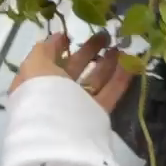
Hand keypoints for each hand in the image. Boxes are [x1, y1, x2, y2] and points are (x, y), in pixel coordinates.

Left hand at [12, 32, 131, 111]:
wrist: (59, 131)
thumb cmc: (42, 94)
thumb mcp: (35, 66)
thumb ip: (44, 51)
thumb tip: (56, 37)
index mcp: (34, 84)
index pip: (47, 63)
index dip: (57, 48)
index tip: (72, 34)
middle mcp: (55, 95)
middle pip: (74, 70)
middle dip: (88, 52)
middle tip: (105, 35)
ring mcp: (77, 105)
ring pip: (94, 80)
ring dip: (107, 63)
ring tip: (121, 47)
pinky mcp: (97, 114)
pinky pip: (110, 92)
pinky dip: (121, 78)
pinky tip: (132, 63)